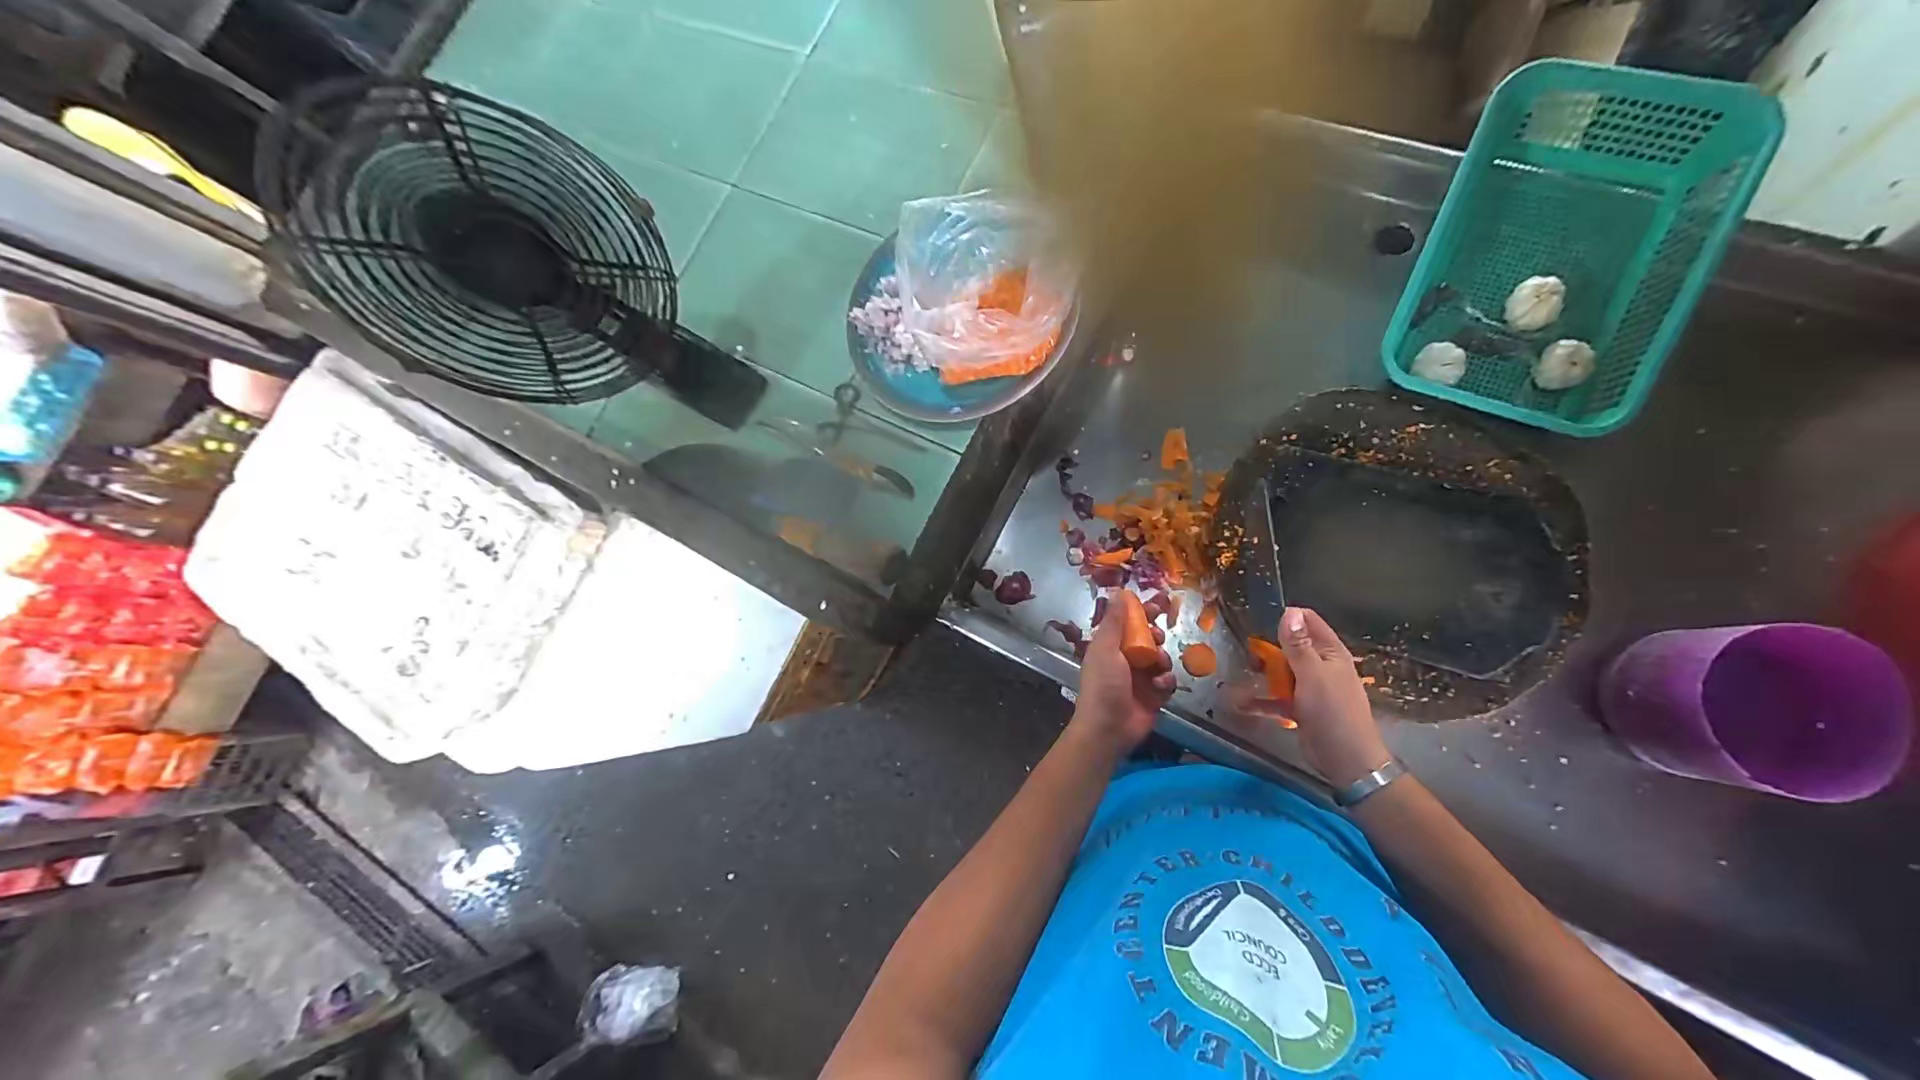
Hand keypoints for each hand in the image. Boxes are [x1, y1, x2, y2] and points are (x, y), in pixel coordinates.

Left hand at [1071, 603, 1175, 754]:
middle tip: (1157, 638)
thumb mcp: (1106, 648)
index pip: (1128, 622)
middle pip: (1148, 638)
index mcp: (1109, 645)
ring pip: (1161, 658)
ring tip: (1157, 667)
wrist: (1109, 728)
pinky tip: (1160, 688)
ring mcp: (1140, 677)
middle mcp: (1125, 658)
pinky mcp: (1154, 695)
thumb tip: (1119, 591)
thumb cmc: (1103, 685)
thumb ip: (1115, 620)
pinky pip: (1168, 680)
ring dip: (1162, 660)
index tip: (1156, 606)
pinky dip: (1166, 682)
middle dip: (1155, 636)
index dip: (1142, 612)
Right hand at [1236, 607, 1391, 787]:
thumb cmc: (1332, 712)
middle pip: (1290, 647)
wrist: (1345, 760)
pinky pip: (1277, 697)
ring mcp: (1310, 687)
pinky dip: (1262, 699)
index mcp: (1330, 653)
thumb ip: (1298, 645)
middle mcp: (1321, 666)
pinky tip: (1242, 703)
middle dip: (1267, 649)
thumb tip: (1289, 611)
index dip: (1287, 618)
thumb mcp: (1312, 674)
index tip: (1260, 622)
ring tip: (1237, 676)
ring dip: (1262, 674)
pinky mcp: (1301, 707)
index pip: (1308, 622)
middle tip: (1246, 653)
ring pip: (1281, 672)